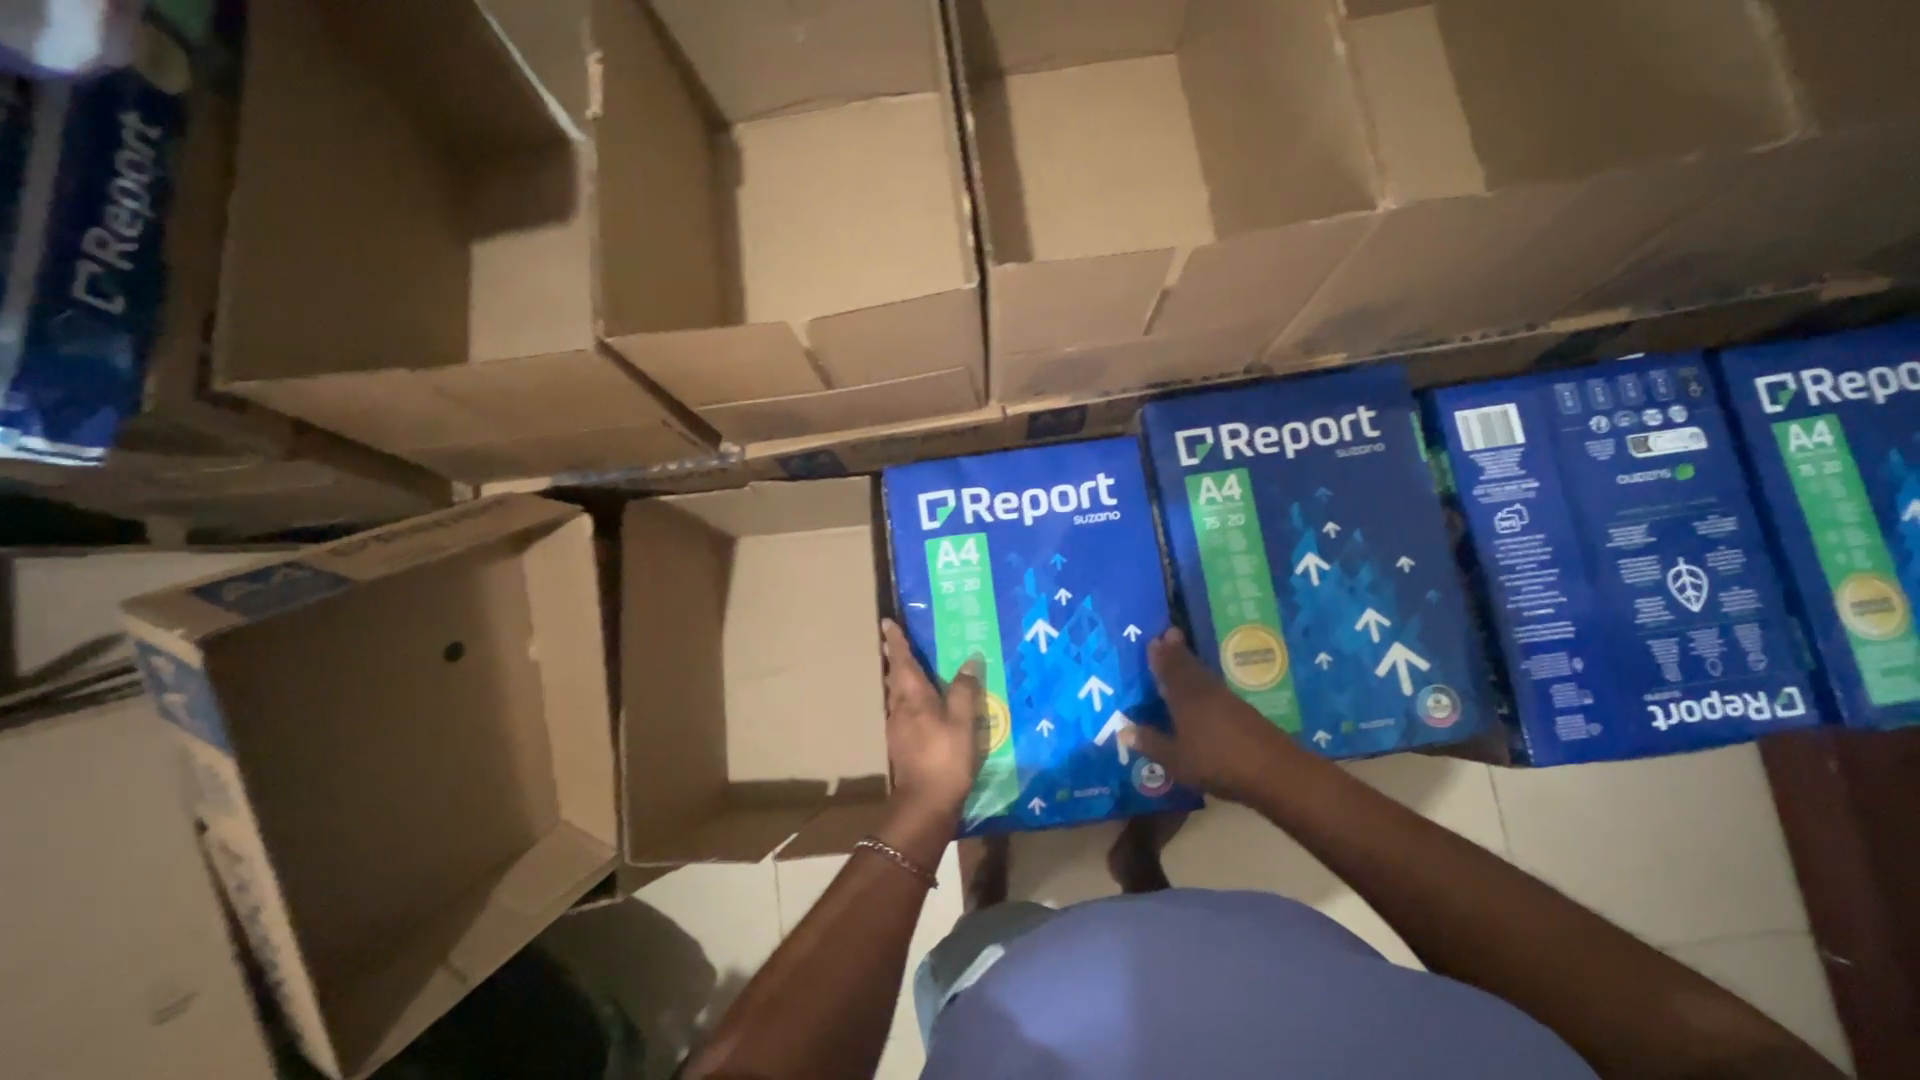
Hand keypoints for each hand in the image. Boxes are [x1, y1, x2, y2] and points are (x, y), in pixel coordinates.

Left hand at [881, 619, 983, 820]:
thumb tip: (969, 659)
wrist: (925, 803)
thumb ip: (964, 690)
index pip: (902, 661)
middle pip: (895, 676)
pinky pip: (902, 711)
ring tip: (911, 670)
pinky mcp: (901, 744)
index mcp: (912, 697)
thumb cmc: (945, 758)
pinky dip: (908, 699)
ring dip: (900, 679)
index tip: (887, 623)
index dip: (896, 641)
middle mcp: (899, 708)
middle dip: (896, 659)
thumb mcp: (962, 721)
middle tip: (898, 642)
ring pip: (896, 694)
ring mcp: (897, 728)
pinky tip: (921, 707)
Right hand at [1122, 628, 1304, 801]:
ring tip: (1183, 655)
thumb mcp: (1175, 759)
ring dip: (1192, 663)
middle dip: (1177, 652)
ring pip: (1204, 675)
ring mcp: (1227, 700)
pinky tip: (1205, 688)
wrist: (1273, 770)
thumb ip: (1150, 743)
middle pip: (1188, 667)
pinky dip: (1205, 681)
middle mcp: (1205, 693)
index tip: (1153, 640)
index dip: (1160, 657)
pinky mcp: (1243, 711)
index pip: (1169, 672)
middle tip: (1169, 634)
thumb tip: (1121, 729)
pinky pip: (1215, 687)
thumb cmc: (1217, 763)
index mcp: (1185, 699)